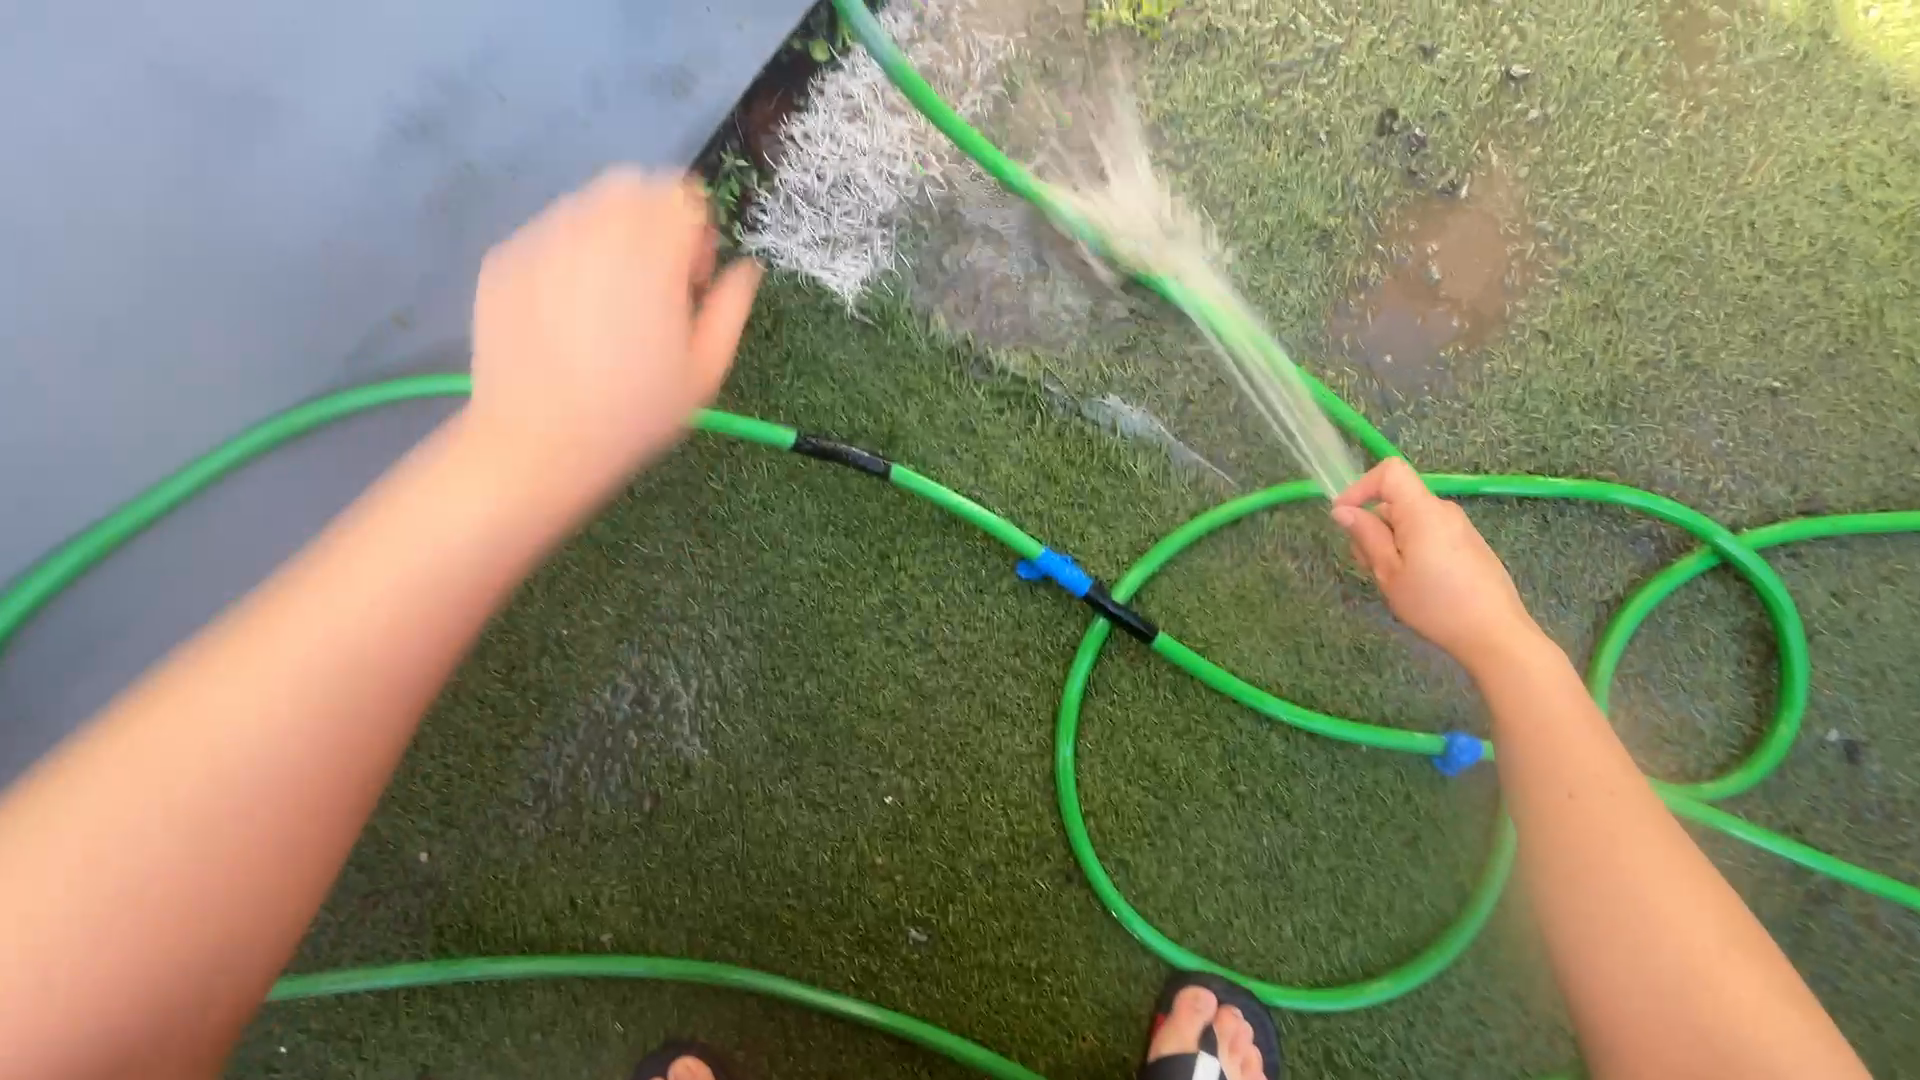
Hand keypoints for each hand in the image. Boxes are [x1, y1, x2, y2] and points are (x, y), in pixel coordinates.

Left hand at [464, 167, 762, 511]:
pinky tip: (571, 310)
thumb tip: (745, 270)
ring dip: (612, 233)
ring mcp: (541, 239)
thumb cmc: (636, 413)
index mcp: (652, 254)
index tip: (693, 278)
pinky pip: (549, 232)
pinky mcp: (504, 257)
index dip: (697, 231)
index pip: (683, 196)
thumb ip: (731, 307)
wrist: (538, 443)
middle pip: (633, 184)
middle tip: (656, 281)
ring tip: (611, 297)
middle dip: (654, 219)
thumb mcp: (705, 371)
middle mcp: (594, 230)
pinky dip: (571, 253)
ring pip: (588, 204)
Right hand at [1330, 458, 1543, 672]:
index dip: (1361, 487)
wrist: (1494, 634)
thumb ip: (1366, 536)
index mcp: (1423, 512)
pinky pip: (1428, 532)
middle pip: (1396, 500)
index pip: (1390, 472)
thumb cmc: (1435, 604)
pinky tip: (1414, 582)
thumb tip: (1343, 511)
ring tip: (1391, 579)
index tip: (1344, 518)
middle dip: (1372, 525)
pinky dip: (1409, 548)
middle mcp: (1443, 511)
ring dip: (1389, 540)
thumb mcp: (1389, 572)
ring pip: (1409, 519)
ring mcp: (1459, 527)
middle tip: (1367, 563)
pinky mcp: (1467, 544)